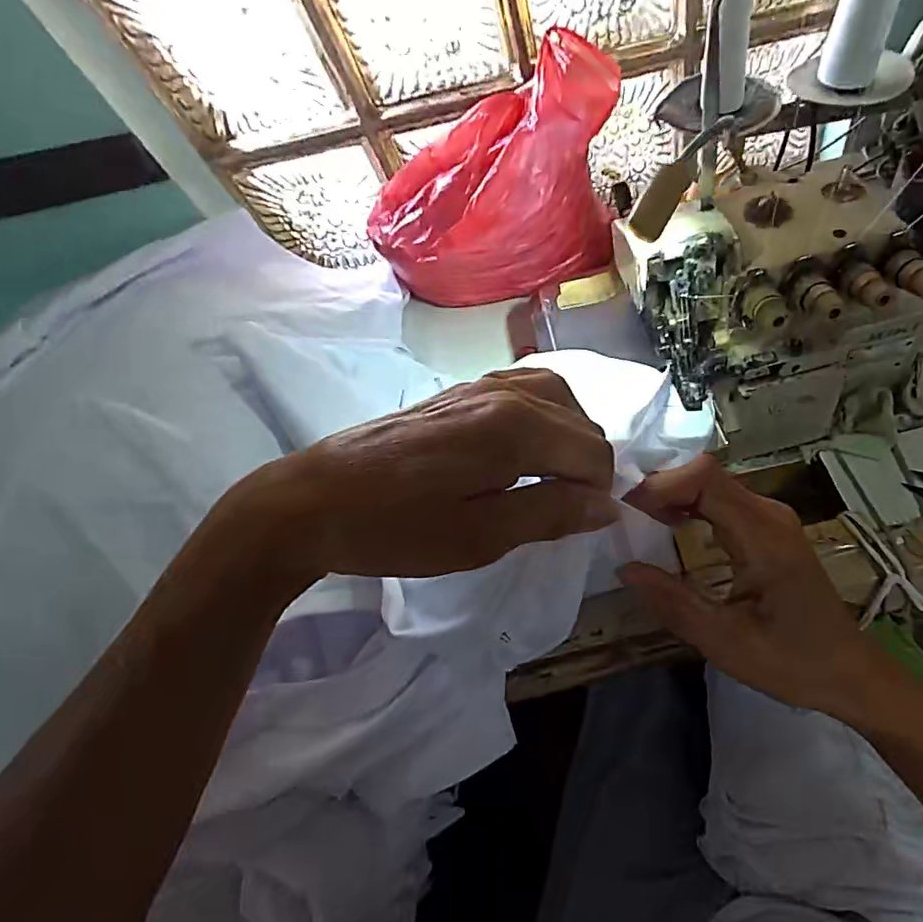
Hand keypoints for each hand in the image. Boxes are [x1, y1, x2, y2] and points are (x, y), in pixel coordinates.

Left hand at [215, 368, 618, 589]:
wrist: (316, 499)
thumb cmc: (396, 527)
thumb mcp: (479, 537)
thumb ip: (550, 513)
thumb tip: (606, 505)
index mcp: (516, 426)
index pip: (594, 452)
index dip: (598, 493)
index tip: (576, 526)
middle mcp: (505, 393)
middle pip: (581, 422)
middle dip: (586, 467)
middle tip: (560, 511)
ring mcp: (479, 384)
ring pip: (557, 398)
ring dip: (567, 438)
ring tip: (547, 481)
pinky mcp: (458, 390)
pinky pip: (524, 390)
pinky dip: (542, 417)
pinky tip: (521, 451)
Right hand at [621, 456, 898, 725]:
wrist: (850, 673)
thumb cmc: (793, 663)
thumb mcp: (725, 642)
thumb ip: (674, 603)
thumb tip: (626, 569)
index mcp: (764, 538)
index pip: (706, 480)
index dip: (662, 484)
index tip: (627, 506)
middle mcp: (770, 515)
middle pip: (707, 474)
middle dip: (661, 486)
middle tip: (622, 510)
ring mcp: (772, 518)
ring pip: (713, 483)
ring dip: (673, 493)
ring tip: (637, 516)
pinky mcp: (770, 528)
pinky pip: (723, 499)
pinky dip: (690, 504)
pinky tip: (669, 524)